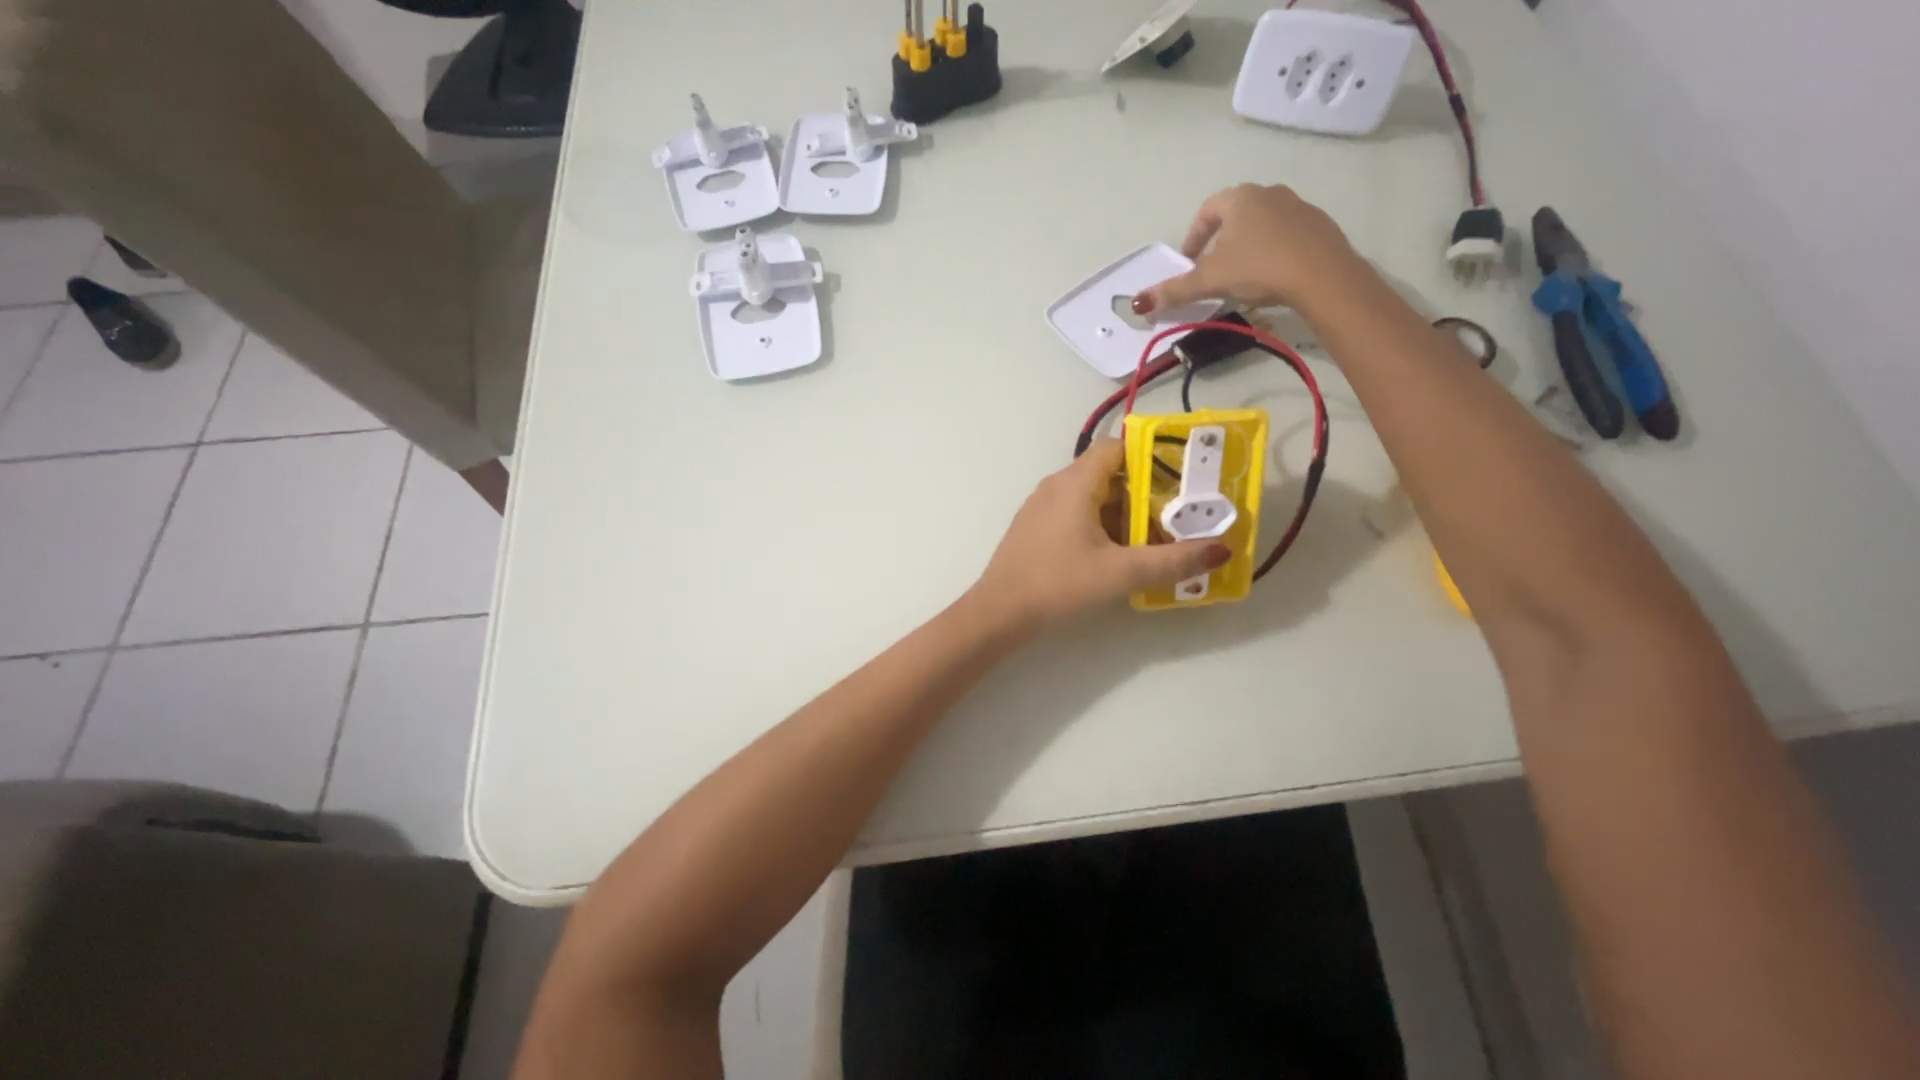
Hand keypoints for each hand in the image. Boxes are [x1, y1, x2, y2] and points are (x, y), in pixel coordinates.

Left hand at [971, 439, 1229, 625]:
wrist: (998, 613)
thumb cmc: (1058, 584)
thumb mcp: (1122, 573)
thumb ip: (1174, 561)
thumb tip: (1222, 549)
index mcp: (1075, 482)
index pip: (1118, 448)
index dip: (1151, 458)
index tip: (1181, 480)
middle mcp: (1056, 485)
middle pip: (1109, 474)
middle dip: (1145, 492)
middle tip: (1177, 517)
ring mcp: (1041, 507)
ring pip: (1092, 497)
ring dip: (1124, 513)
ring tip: (1155, 540)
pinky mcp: (1035, 529)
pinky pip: (1076, 514)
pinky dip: (1101, 526)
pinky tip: (1117, 555)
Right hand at [1132, 184, 1365, 315]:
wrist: (1323, 276)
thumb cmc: (1259, 268)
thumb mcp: (1211, 281)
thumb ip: (1176, 290)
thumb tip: (1139, 303)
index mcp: (1239, 199)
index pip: (1207, 211)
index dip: (1194, 235)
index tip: (1190, 259)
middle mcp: (1269, 193)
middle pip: (1237, 213)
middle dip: (1222, 238)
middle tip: (1215, 265)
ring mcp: (1299, 206)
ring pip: (1264, 222)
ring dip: (1250, 242)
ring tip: (1245, 271)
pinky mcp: (1321, 226)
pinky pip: (1290, 234)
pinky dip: (1277, 249)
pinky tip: (1276, 274)